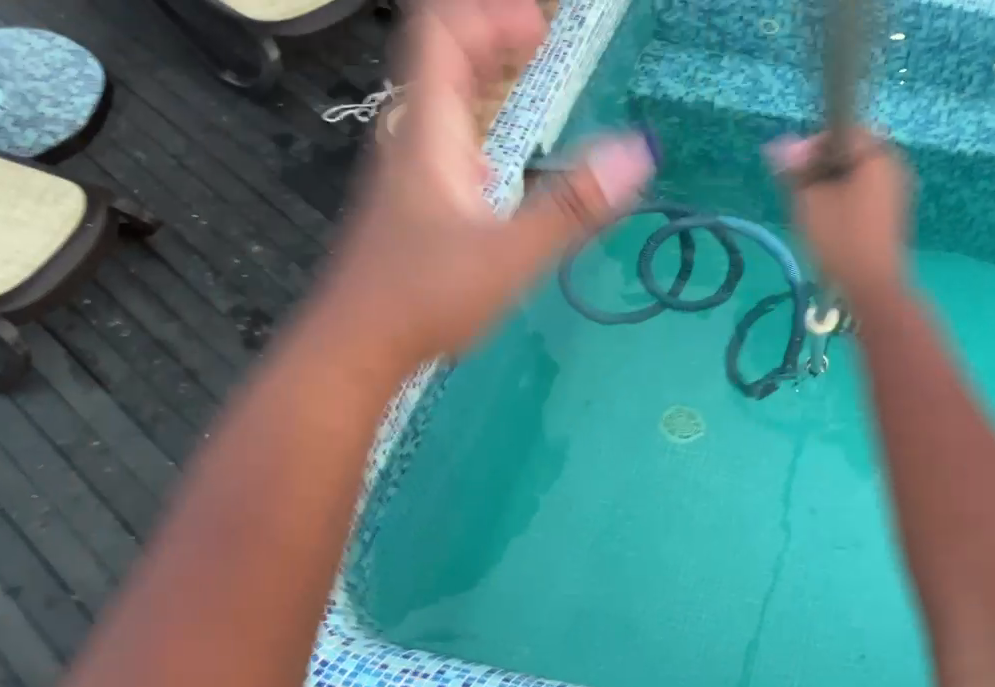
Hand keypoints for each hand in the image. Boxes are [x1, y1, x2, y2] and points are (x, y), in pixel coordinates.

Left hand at [315, 0, 653, 366]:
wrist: (356, 346)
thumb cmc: (426, 297)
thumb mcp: (509, 255)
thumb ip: (572, 207)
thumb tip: (638, 153)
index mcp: (429, 133)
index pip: (442, 32)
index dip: (491, 16)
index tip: (544, 27)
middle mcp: (412, 139)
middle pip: (439, 56)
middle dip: (491, 36)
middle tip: (544, 45)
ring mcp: (408, 172)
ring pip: (440, 97)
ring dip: (482, 76)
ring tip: (530, 83)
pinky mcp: (413, 204)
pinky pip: (444, 137)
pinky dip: (477, 121)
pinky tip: (503, 158)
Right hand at [765, 128, 912, 300]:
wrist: (871, 288)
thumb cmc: (840, 240)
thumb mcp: (809, 201)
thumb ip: (795, 168)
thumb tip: (781, 146)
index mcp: (877, 154)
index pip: (841, 128)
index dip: (813, 144)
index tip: (794, 169)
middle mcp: (893, 166)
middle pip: (849, 153)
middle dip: (821, 168)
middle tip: (799, 192)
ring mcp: (897, 193)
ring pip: (855, 176)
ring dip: (831, 187)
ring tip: (811, 211)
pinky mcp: (892, 216)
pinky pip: (864, 196)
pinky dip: (845, 202)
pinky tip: (830, 224)